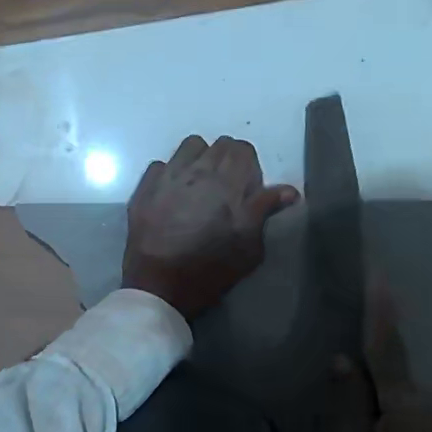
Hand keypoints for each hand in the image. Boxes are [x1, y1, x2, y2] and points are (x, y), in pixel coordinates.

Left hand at [121, 135, 297, 319]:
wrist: (159, 286)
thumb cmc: (209, 270)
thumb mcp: (249, 247)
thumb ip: (265, 211)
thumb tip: (288, 191)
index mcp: (226, 182)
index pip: (243, 150)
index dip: (248, 167)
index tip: (247, 189)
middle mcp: (196, 170)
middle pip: (218, 145)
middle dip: (226, 161)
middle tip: (225, 189)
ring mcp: (166, 177)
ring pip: (189, 147)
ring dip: (198, 159)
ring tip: (198, 185)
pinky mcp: (143, 189)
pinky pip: (160, 165)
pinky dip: (170, 174)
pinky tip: (172, 195)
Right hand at [323, 286, 431, 431]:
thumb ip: (344, 404)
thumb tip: (343, 361)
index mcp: (404, 405)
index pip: (387, 348)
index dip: (381, 311)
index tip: (381, 274)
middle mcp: (428, 409)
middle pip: (401, 363)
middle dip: (387, 332)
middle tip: (370, 304)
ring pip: (406, 385)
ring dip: (388, 364)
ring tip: (367, 348)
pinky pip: (409, 405)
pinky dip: (391, 392)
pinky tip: (377, 397)